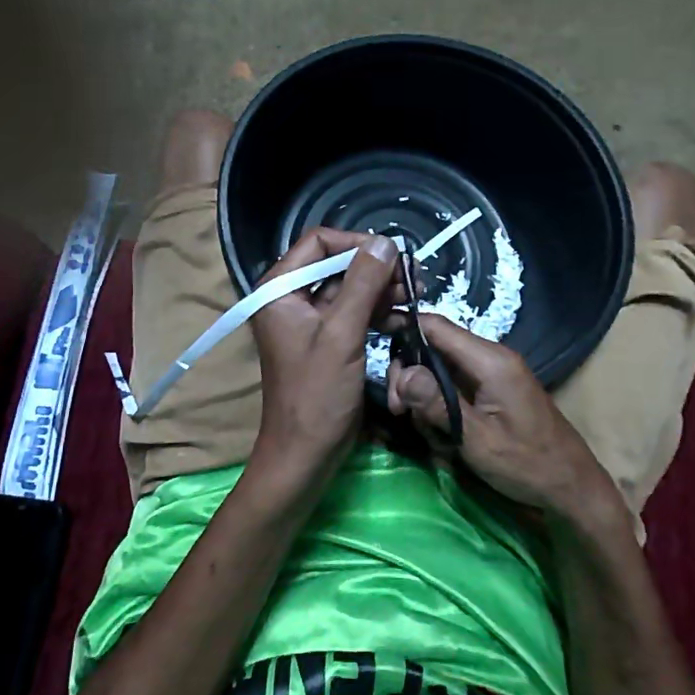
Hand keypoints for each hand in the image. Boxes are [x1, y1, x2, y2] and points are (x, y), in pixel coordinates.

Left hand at [250, 228, 402, 480]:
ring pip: (346, 288)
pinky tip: (402, 315)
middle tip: (414, 278)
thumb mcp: (342, 334)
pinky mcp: (323, 340)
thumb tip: (385, 242)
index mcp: (279, 290)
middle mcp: (288, 298)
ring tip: (415, 295)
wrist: (304, 452)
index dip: (357, 244)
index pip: (318, 242)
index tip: (394, 257)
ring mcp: (306, 320)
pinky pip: (350, 313)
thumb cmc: (316, 394)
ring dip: (379, 289)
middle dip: (374, 268)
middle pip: (335, 264)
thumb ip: (362, 284)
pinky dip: (374, 310)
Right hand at [387, 315, 629, 535]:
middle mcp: (490, 359)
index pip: (436, 326)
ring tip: (429, 434)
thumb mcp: (477, 438)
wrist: (571, 489)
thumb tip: (402, 373)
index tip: (380, 358)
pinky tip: (443, 437)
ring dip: (423, 399)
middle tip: (398, 412)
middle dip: (409, 377)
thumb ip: (437, 403)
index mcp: (490, 360)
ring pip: (438, 371)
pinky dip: (440, 409)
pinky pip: (452, 388)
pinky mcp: (491, 392)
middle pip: (432, 348)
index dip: (403, 330)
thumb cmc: (527, 463)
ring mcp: (491, 376)